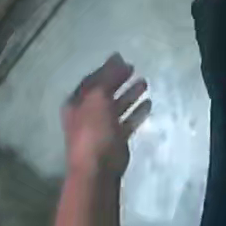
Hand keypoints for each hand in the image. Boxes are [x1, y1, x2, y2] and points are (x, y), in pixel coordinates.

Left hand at [62, 54, 151, 180]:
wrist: (97, 170)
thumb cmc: (93, 129)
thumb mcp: (98, 97)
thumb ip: (108, 76)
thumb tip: (117, 56)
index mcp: (77, 102)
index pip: (92, 79)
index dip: (106, 69)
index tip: (122, 59)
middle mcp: (87, 113)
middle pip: (105, 91)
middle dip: (119, 80)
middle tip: (134, 68)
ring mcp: (101, 128)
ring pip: (117, 106)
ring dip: (130, 94)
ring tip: (145, 83)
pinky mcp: (115, 140)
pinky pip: (127, 121)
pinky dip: (136, 113)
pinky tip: (148, 104)